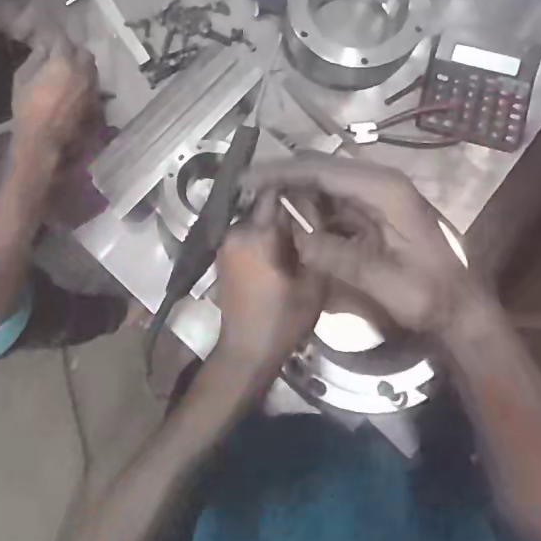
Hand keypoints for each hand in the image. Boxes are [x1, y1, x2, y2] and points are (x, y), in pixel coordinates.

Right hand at [10, 32, 96, 169]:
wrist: (45, 146)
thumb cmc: (28, 112)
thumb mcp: (22, 80)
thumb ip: (35, 59)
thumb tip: (44, 47)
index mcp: (64, 63)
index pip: (62, 38)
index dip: (54, 36)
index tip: (47, 37)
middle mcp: (85, 72)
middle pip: (83, 52)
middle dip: (72, 51)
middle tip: (60, 58)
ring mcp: (95, 89)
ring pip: (92, 70)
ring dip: (81, 69)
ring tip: (68, 76)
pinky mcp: (99, 105)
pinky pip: (94, 88)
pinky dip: (85, 86)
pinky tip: (74, 94)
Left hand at [214, 193, 323, 371]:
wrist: (245, 351)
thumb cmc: (282, 319)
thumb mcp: (313, 284)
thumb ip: (316, 242)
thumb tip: (318, 211)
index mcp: (257, 234)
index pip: (274, 193)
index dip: (295, 189)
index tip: (314, 189)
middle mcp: (235, 232)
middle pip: (265, 207)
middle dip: (286, 211)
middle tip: (311, 219)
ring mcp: (225, 244)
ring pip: (255, 221)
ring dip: (273, 227)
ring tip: (298, 238)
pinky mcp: (222, 256)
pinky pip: (245, 236)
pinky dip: (261, 239)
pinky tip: (280, 253)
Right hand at [250, 157, 483, 336]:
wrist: (459, 308)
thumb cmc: (427, 294)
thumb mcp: (380, 280)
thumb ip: (336, 256)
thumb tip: (295, 237)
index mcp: (383, 189)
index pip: (322, 170)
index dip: (281, 172)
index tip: (247, 178)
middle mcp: (378, 182)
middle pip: (320, 168)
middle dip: (282, 176)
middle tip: (245, 188)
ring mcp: (376, 195)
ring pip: (324, 182)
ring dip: (294, 189)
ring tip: (258, 199)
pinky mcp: (373, 210)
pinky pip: (333, 200)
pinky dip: (309, 205)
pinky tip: (288, 216)